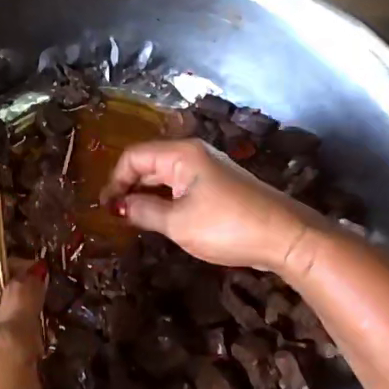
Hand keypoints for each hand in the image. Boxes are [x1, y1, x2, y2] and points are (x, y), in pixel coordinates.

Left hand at [0, 261, 44, 388]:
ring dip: (18, 330)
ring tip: (32, 351)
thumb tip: (36, 269)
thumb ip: (25, 293)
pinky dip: (10, 348)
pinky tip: (24, 368)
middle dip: (17, 306)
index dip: (10, 268)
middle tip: (38, 324)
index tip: (42, 281)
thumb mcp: (14, 335)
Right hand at [100, 138, 329, 273]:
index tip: (105, 209)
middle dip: (128, 186)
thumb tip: (118, 206)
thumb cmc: (226, 226)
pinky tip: (161, 219)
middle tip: (115, 216)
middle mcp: (193, 153)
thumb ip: (144, 211)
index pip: (134, 156)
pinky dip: (166, 198)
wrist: (283, 235)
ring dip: (147, 194)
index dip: (115, 180)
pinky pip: (182, 185)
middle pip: (149, 162)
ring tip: (133, 220)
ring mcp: (208, 168)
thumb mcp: (178, 223)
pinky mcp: (219, 184)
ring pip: (165, 175)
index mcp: (181, 154)